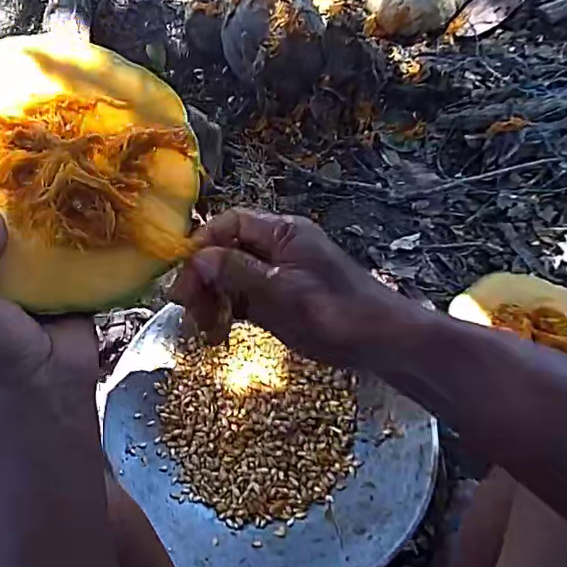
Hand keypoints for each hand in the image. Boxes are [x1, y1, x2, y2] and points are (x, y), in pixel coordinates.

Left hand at [0, 208, 99, 430]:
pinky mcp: (77, 298)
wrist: (49, 390)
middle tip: (36, 178)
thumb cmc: (0, 354)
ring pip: (50, 255)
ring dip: (56, 232)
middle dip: (25, 221)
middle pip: (18, 248)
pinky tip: (91, 219)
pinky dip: (85, 250)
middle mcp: (13, 290)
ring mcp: (46, 294)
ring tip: (66, 187)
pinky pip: (81, 269)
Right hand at [171, 208, 410, 369]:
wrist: (382, 342)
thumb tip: (198, 257)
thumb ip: (239, 272)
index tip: (184, 274)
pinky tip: (215, 331)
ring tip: (201, 325)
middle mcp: (276, 249)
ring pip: (230, 277)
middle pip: (225, 251)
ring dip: (210, 298)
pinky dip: (225, 313)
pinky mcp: (277, 302)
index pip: (230, 224)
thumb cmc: (337, 311)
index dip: (203, 244)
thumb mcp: (283, 291)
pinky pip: (242, 300)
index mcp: (282, 233)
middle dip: (203, 276)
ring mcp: (277, 276)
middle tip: (186, 306)